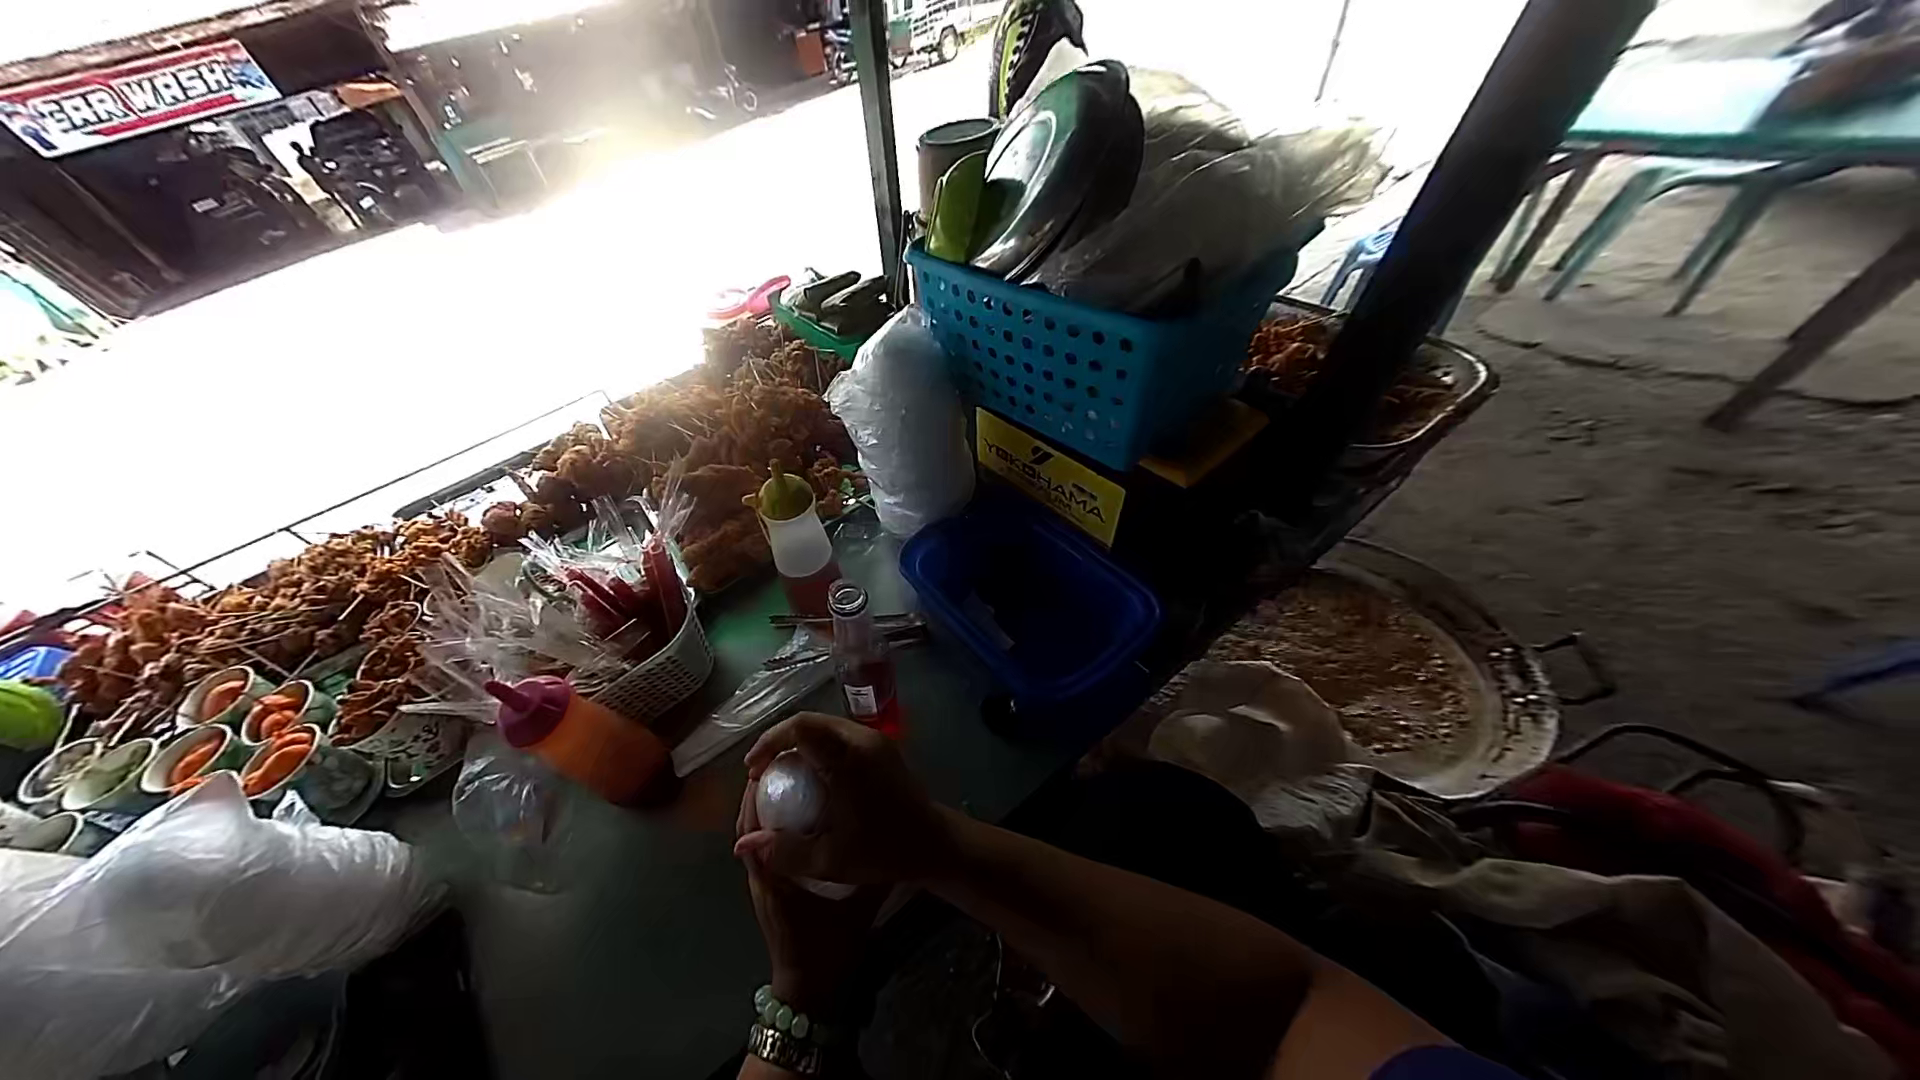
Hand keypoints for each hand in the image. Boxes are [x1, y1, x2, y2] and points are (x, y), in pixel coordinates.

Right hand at [734, 713, 955, 884]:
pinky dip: (818, 745)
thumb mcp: (831, 859)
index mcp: (849, 758)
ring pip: (826, 724)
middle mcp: (863, 739)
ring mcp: (875, 739)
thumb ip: (784, 852)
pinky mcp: (882, 745)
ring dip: (799, 741)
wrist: (934, 842)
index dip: (770, 741)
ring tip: (781, 771)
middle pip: (811, 720)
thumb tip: (742, 845)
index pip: (801, 727)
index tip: (753, 768)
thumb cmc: (885, 850)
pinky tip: (810, 773)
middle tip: (761, 770)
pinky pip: (840, 734)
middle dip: (780, 739)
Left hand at [736, 781, 881, 1014]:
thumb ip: (872, 871)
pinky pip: (764, 849)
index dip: (757, 798)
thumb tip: (894, 834)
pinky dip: (772, 827)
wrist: (811, 992)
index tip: (775, 768)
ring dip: (764, 810)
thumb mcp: (858, 905)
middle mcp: (761, 877)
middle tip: (785, 765)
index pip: (752, 831)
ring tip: (790, 782)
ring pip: (753, 838)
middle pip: (747, 828)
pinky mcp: (769, 889)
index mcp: (775, 879)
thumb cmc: (830, 948)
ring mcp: (763, 884)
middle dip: (760, 795)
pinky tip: (799, 814)